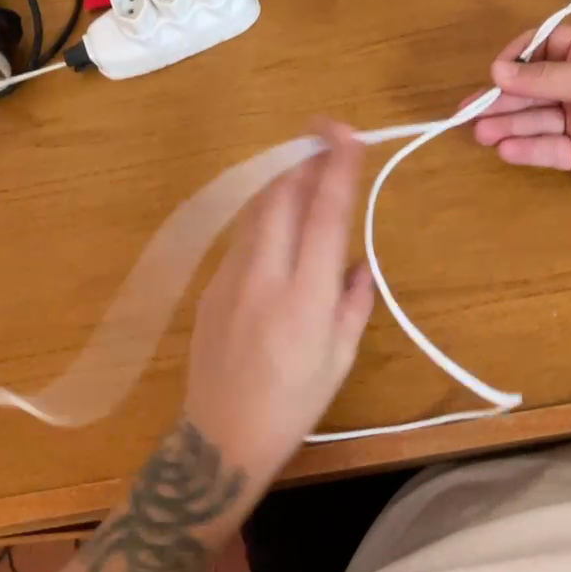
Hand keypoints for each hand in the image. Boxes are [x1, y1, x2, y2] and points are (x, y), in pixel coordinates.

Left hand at [183, 123, 375, 471]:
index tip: (347, 134)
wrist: (221, 437)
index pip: (325, 217)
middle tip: (323, 134)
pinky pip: (242, 236)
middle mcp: (265, 278)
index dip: (337, 170)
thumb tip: (359, 262)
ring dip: (282, 180)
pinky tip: (279, 219)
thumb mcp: (341, 359)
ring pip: (256, 211)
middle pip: (280, 197)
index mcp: (307, 299)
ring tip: (304, 164)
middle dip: (303, 158)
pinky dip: (264, 214)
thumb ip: (355, 303)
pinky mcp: (211, 286)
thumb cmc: (294, 405)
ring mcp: (230, 278)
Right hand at [473, 26, 570, 216]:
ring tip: (480, 134)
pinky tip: (504, 149)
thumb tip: (498, 70)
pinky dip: (527, 149)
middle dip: (503, 98)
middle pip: (534, 88)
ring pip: (537, 120)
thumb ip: (549, 77)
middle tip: (469, 112)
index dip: (518, 57)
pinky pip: (549, 150)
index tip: (494, 72)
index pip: (546, 47)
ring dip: (508, 124)